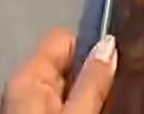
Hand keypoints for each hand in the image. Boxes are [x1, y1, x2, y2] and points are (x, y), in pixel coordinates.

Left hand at [1, 29, 119, 113]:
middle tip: (120, 77)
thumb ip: (92, 79)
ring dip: (90, 88)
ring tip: (110, 95)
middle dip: (94, 67)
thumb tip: (109, 41)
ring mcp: (27, 108)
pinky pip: (63, 103)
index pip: (66, 37)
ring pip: (68, 84)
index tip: (118, 55)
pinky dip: (80, 104)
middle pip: (68, 60)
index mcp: (27, 76)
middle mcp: (23, 87)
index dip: (93, 43)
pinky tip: (95, 109)